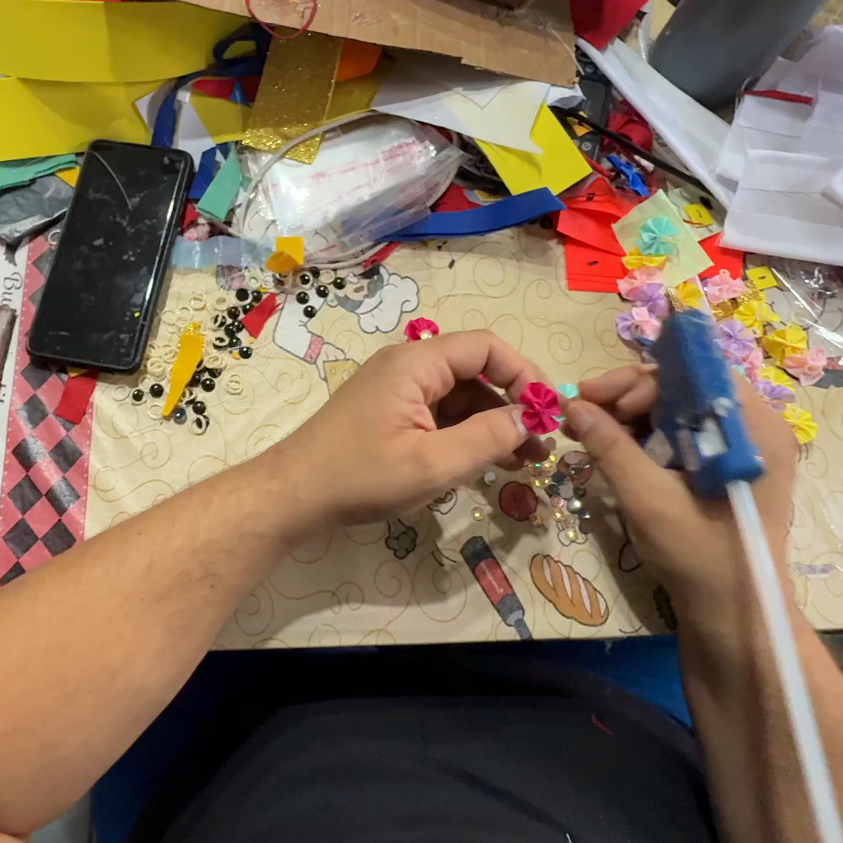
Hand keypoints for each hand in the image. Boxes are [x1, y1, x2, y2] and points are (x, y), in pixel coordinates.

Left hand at [272, 331, 551, 527]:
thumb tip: (529, 418)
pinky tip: (488, 461)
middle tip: (542, 445)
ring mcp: (397, 390)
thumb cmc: (360, 477)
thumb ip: (486, 439)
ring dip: (492, 422)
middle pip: (474, 371)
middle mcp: (407, 366)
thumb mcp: (432, 464)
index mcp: (416, 364)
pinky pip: (439, 412)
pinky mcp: (390, 412)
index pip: (485, 347)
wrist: (294, 495)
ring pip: (460, 395)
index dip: (523, 374)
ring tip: (524, 461)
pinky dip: (466, 433)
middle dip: (512, 404)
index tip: (548, 412)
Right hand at [561, 364, 797, 610]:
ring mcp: (736, 450)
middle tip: (580, 411)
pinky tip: (606, 445)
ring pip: (674, 409)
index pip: (696, 373)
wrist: (731, 614)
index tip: (598, 398)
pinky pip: (676, 434)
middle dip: (627, 395)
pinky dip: (639, 435)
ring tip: (583, 428)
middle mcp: (752, 430)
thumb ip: (609, 446)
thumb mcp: (647, 497)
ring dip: (626, 414)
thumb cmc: (699, 554)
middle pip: (682, 388)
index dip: (642, 378)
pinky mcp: (719, 468)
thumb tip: (572, 405)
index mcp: (754, 430)